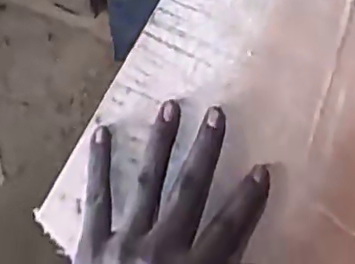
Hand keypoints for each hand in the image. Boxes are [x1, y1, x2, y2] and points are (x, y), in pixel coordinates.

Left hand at [78, 102, 270, 263]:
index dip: (248, 200)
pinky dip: (99, 164)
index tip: (263, 168)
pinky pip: (97, 198)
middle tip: (216, 113)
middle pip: (190, 191)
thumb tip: (243, 258)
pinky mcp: (91, 245)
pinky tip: (101, 131)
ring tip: (169, 106)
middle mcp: (161, 250)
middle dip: (206, 151)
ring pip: (148, 182)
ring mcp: (124, 243)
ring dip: (160, 142)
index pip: (228, 230)